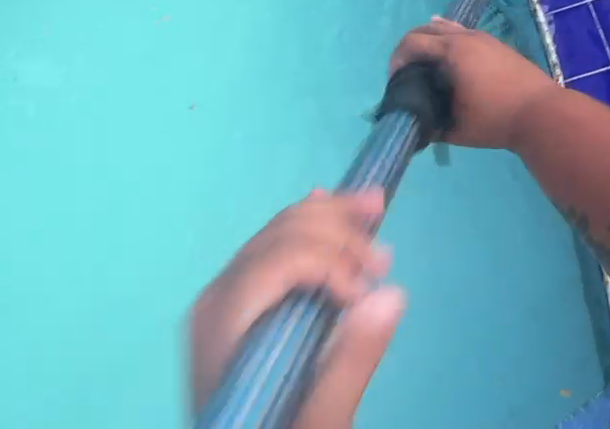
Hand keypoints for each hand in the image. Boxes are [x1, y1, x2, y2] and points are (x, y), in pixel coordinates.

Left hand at [188, 190, 405, 426]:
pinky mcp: (242, 298)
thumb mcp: (316, 423)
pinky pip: (278, 242)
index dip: (331, 261)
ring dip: (333, 217)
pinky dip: (314, 222)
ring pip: (283, 228)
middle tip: (384, 260)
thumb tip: (392, 295)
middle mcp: (218, 296)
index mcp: (224, 322)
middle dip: (339, 234)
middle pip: (284, 234)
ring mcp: (227, 293)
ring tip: (375, 209)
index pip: (282, 259)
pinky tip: (334, 204)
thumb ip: (348, 363)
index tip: (367, 293)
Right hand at [389, 18, 559, 149]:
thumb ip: (429, 126)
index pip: (411, 43)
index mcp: (452, 51)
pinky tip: (448, 54)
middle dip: (410, 48)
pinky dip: (448, 40)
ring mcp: (483, 38)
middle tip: (405, 73)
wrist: (542, 113)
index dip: (396, 60)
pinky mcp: (495, 44)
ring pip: (446, 28)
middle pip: (425, 30)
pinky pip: (463, 33)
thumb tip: (414, 126)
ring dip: (430, 41)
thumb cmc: (496, 120)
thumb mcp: (456, 129)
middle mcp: (466, 37)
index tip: (394, 82)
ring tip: (424, 65)